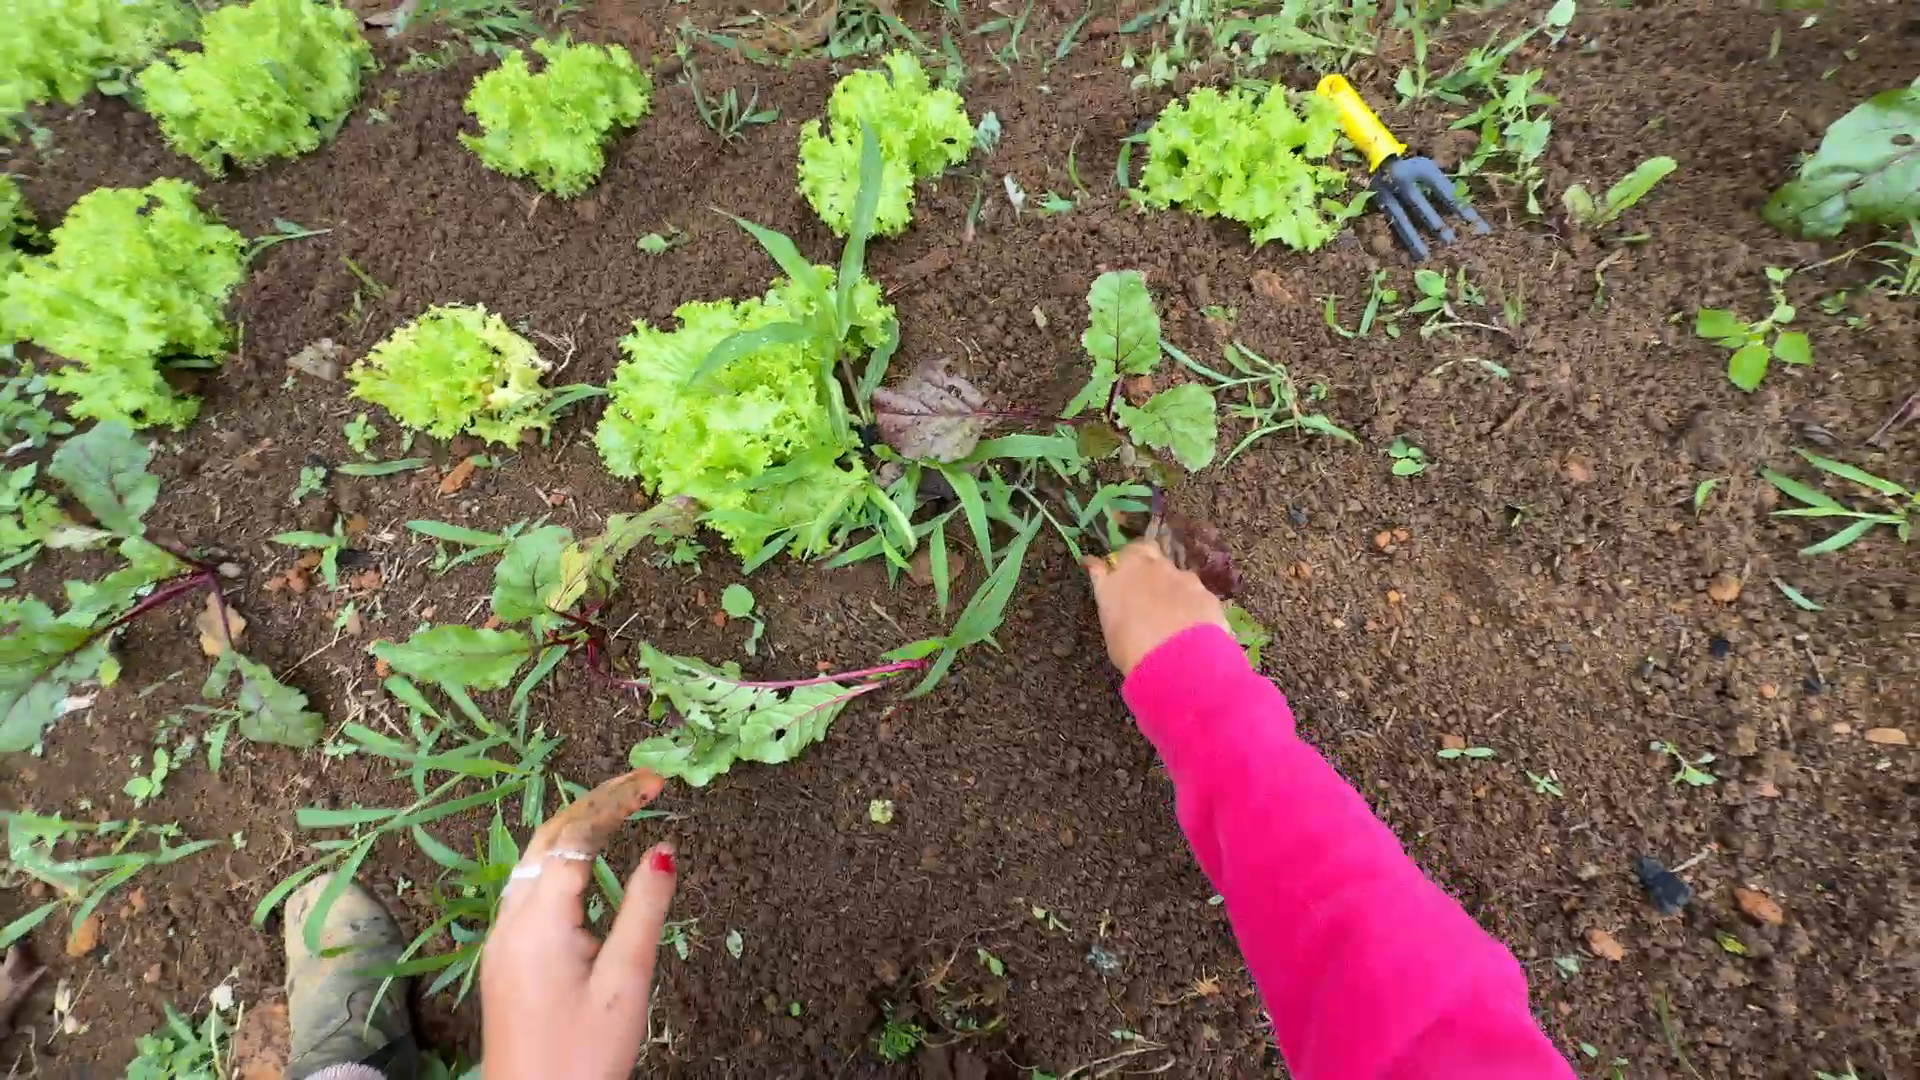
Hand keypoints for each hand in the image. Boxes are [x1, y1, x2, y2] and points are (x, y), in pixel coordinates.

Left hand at [481, 770, 676, 1079]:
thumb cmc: (585, 1052)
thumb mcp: (626, 979)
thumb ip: (645, 906)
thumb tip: (665, 848)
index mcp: (538, 922)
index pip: (577, 836)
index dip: (618, 800)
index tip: (659, 782)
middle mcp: (510, 922)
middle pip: (549, 837)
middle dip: (598, 800)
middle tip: (646, 783)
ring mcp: (501, 939)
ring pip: (536, 857)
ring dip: (580, 823)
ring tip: (625, 806)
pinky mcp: (505, 956)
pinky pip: (532, 882)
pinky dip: (566, 853)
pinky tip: (591, 857)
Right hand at [1083, 539, 1228, 676]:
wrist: (1177, 661)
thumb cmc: (1132, 647)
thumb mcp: (1110, 621)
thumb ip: (1108, 593)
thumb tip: (1100, 573)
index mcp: (1123, 572)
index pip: (1120, 554)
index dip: (1120, 562)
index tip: (1115, 573)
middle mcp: (1152, 567)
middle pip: (1149, 552)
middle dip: (1147, 564)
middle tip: (1145, 588)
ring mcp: (1182, 577)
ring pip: (1176, 575)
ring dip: (1172, 588)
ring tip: (1172, 617)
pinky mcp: (1206, 593)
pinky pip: (1197, 595)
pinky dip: (1193, 605)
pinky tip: (1192, 627)